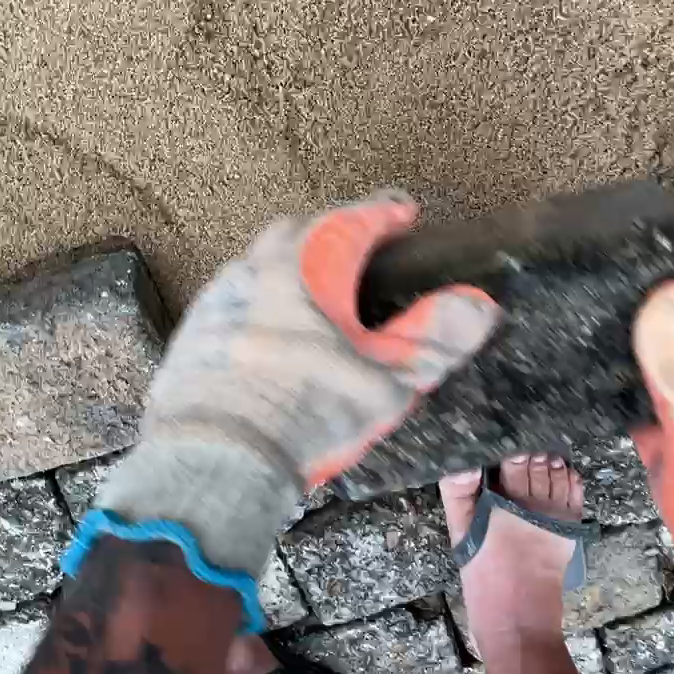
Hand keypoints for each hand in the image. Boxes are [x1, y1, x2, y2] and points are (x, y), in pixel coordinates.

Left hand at [98, 190, 501, 575]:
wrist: (213, 461)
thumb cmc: (306, 414)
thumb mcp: (387, 381)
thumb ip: (435, 338)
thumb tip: (479, 303)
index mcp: (308, 267)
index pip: (356, 219)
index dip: (385, 212)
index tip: (403, 212)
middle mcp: (257, 268)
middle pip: (302, 230)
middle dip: (335, 231)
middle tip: (360, 250)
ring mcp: (219, 297)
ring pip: (262, 260)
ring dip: (294, 264)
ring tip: (318, 291)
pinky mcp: (195, 330)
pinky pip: (235, 297)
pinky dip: (260, 299)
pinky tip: (271, 330)